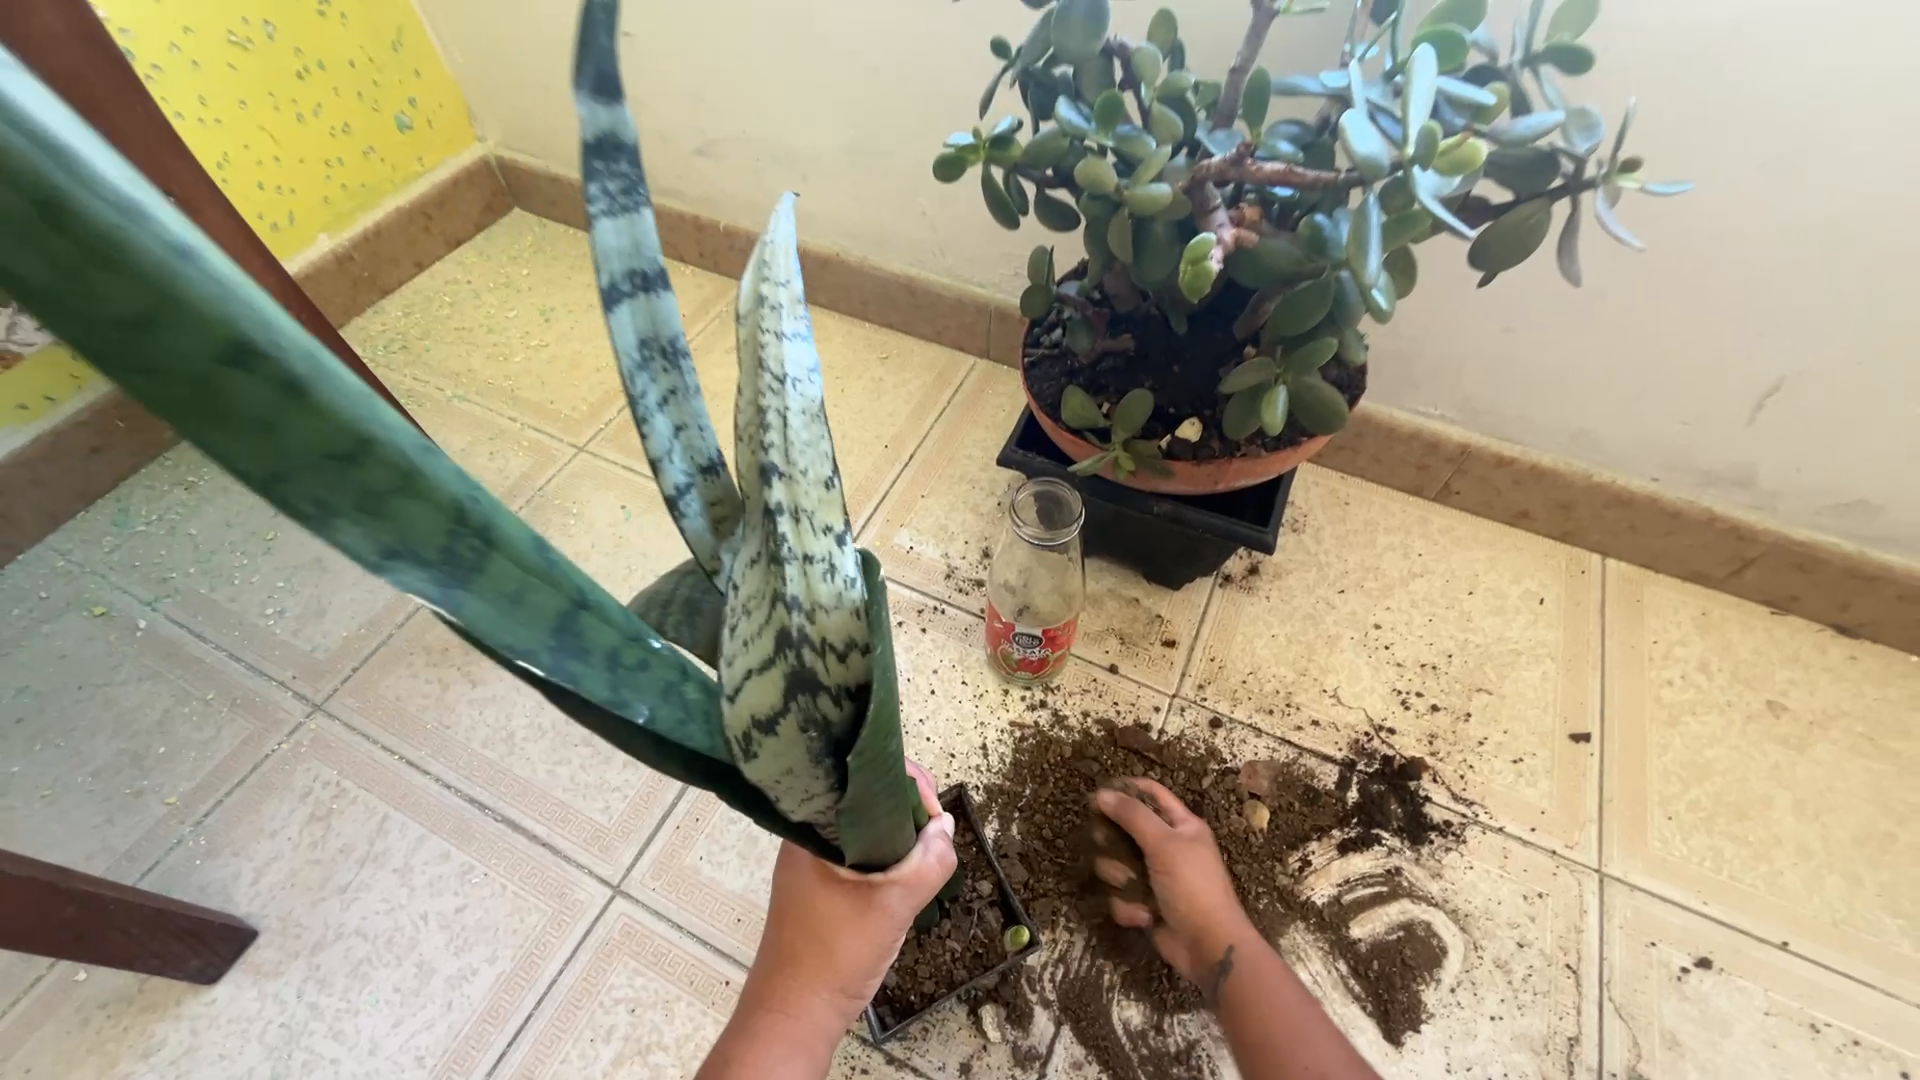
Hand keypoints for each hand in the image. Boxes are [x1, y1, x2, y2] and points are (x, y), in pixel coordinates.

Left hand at [736, 761, 958, 1033]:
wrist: (794, 1017)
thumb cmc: (835, 954)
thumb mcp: (893, 905)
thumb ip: (928, 862)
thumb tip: (946, 828)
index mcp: (813, 825)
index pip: (862, 776)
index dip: (906, 783)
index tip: (934, 813)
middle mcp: (809, 834)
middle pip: (866, 799)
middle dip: (907, 810)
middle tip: (936, 834)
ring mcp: (813, 860)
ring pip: (865, 828)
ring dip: (898, 836)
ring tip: (926, 851)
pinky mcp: (820, 884)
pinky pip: (859, 853)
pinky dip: (885, 857)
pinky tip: (906, 872)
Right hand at [1092, 778, 1255, 990]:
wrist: (1209, 947)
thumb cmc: (1193, 887)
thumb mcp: (1165, 844)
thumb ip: (1132, 816)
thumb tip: (1101, 793)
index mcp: (1180, 825)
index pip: (1150, 793)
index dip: (1125, 790)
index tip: (1098, 796)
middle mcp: (1166, 846)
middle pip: (1123, 829)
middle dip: (1113, 843)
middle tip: (1106, 845)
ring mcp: (1153, 876)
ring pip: (1115, 864)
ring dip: (1120, 878)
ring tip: (1133, 889)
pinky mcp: (1144, 902)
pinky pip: (1120, 894)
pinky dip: (1128, 906)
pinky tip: (1143, 916)